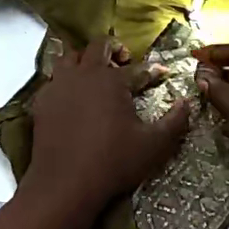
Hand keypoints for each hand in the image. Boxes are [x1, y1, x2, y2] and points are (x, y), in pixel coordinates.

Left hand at [22, 40, 189, 219]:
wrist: (65, 182)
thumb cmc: (112, 162)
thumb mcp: (153, 145)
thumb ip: (175, 121)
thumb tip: (186, 102)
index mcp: (111, 81)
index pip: (138, 69)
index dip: (154, 71)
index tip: (163, 73)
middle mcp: (83, 74)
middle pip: (97, 46)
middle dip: (114, 49)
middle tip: (124, 62)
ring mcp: (59, 85)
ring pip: (70, 57)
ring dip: (84, 59)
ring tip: (95, 73)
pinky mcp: (42, 100)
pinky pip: (53, 79)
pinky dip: (65, 80)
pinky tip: (72, 96)